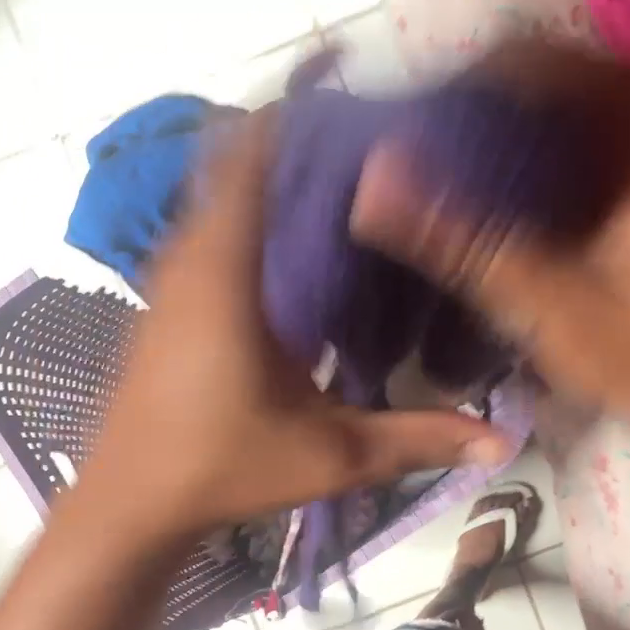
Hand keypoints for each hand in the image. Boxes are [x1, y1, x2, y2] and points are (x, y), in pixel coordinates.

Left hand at [74, 112, 512, 537]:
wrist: (130, 504)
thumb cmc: (225, 468)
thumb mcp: (331, 455)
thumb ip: (417, 439)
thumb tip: (500, 441)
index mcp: (228, 269)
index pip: (258, 148)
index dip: (314, 124)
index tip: (378, 135)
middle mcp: (193, 254)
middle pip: (250, 166)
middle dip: (316, 161)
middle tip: (390, 178)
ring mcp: (174, 276)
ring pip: (233, 202)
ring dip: (288, 198)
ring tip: (362, 212)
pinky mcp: (171, 301)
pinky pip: (220, 236)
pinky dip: (264, 232)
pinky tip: (312, 269)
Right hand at [349, 46, 629, 423]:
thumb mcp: (558, 309)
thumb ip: (468, 243)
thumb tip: (370, 182)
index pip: (532, 67)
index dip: (452, 102)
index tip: (395, 149)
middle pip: (543, 77)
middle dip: (470, 125)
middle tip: (408, 175)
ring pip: (555, 100)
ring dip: (495, 141)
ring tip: (435, 186)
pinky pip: (578, 125)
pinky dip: (530, 158)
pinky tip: (488, 197)